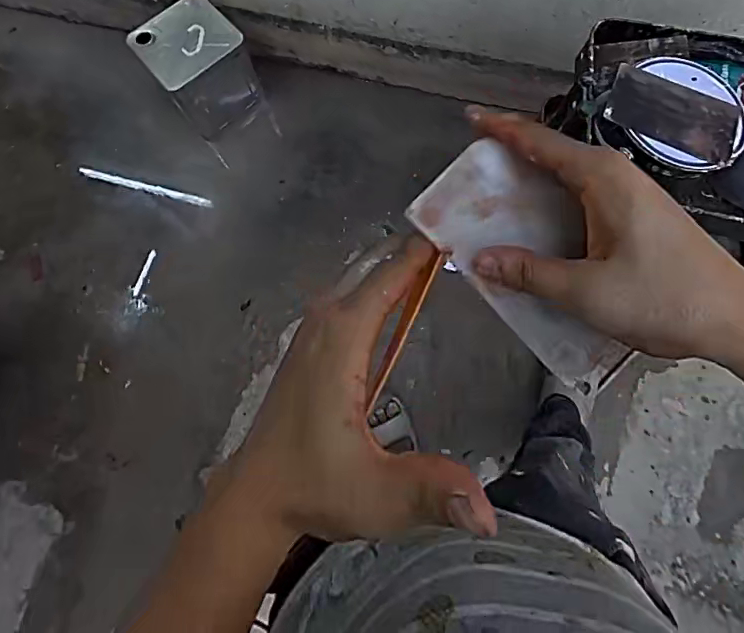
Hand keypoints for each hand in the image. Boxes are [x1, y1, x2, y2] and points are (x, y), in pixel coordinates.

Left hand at [220, 235, 497, 540]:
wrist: (255, 497)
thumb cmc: (314, 488)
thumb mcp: (377, 495)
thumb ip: (430, 493)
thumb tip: (488, 512)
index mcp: (342, 337)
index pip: (387, 276)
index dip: (420, 252)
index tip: (455, 230)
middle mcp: (325, 320)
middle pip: (373, 266)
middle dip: (411, 248)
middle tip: (458, 238)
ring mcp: (314, 328)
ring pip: (360, 276)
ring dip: (395, 263)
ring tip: (439, 258)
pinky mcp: (311, 341)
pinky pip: (351, 293)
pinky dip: (379, 282)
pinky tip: (403, 294)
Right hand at [466, 106, 743, 361]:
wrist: (736, 319)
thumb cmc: (667, 299)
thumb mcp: (588, 292)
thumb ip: (531, 274)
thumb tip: (482, 261)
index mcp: (602, 177)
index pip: (539, 141)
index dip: (501, 128)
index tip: (472, 118)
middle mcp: (616, 174)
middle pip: (553, 152)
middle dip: (512, 155)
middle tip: (475, 167)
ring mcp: (631, 191)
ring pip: (569, 174)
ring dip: (534, 181)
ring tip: (499, 196)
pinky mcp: (638, 211)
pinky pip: (585, 193)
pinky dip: (555, 200)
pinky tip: (542, 225)